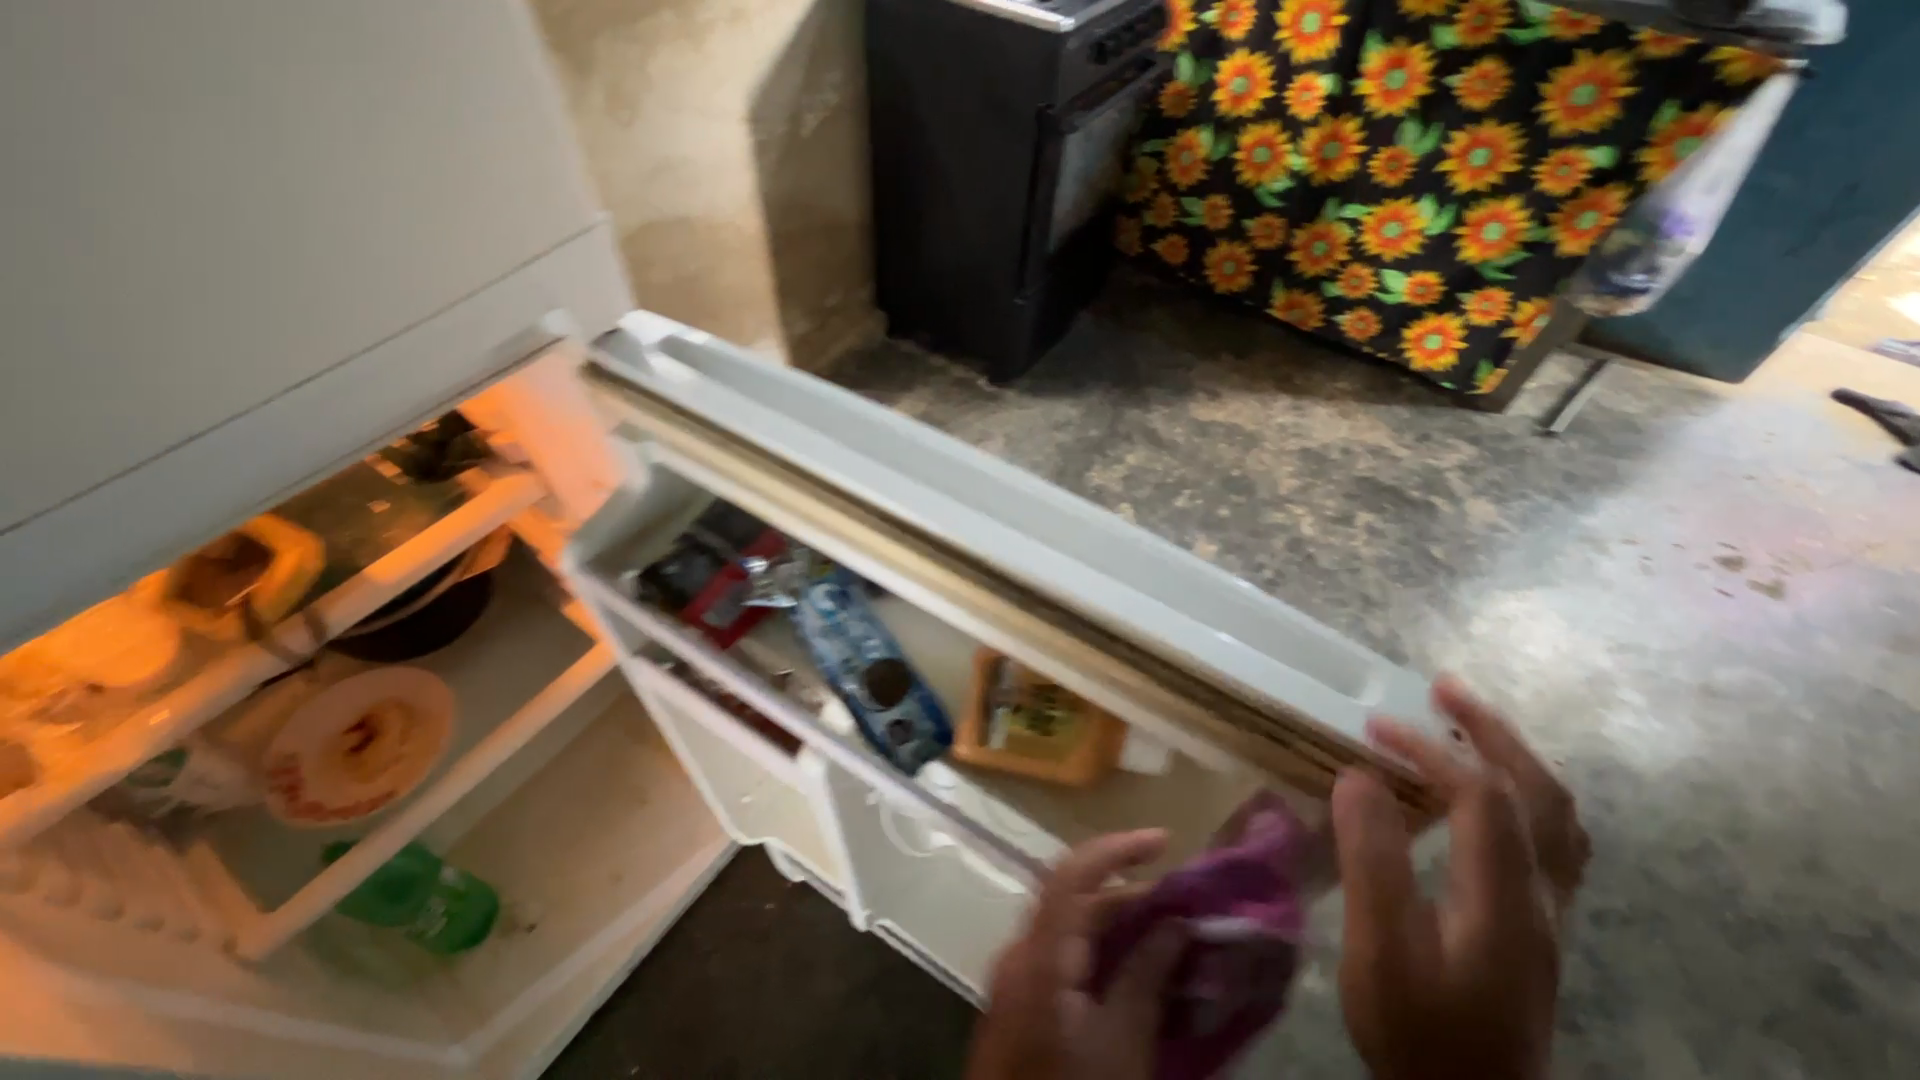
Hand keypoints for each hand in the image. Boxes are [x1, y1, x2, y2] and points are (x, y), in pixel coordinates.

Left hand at [965, 830, 1186, 1079]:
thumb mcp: (1123, 1042)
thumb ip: (1146, 974)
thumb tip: (1174, 922)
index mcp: (1040, 955)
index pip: (1073, 873)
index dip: (1117, 847)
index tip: (1166, 842)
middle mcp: (1019, 954)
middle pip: (1071, 899)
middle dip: (1127, 891)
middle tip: (1183, 902)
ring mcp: (1015, 980)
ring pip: (1067, 928)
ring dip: (1115, 922)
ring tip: (1171, 934)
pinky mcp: (1020, 1004)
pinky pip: (1060, 957)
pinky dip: (1098, 951)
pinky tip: (1136, 969)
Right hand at [1332, 676, 1589, 1079]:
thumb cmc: (1417, 1031)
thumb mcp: (1379, 951)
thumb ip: (1372, 861)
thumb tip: (1358, 775)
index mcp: (1505, 897)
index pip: (1481, 794)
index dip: (1430, 749)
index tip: (1372, 728)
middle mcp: (1543, 896)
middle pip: (1539, 792)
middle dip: (1492, 731)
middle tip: (1443, 688)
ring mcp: (1550, 914)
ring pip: (1558, 815)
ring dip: (1515, 758)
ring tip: (1468, 726)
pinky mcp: (1539, 929)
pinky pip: (1552, 840)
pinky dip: (1523, 796)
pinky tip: (1490, 798)